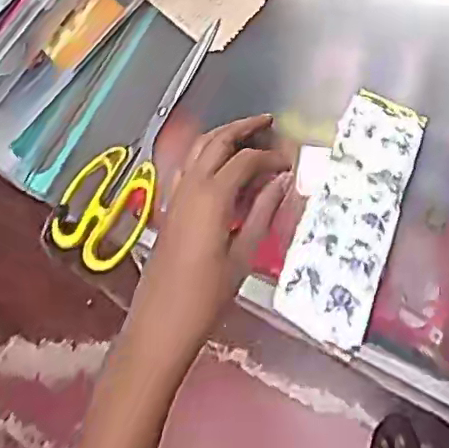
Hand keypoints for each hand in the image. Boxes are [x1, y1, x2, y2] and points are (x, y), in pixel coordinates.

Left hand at [123, 115, 292, 367]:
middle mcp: (191, 185)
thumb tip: (281, 181)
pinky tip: (219, 163)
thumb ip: (263, 212)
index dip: (270, 157)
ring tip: (246, 134)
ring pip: (199, 147)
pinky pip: (188, 164)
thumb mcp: (243, 255)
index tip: (288, 164)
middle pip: (217, 140)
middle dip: (243, 127)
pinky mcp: (169, 204)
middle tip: (267, 122)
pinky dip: (206, 152)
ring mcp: (176, 193)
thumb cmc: (206, 296)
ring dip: (222, 135)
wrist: (160, 325)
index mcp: (212, 195)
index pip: (246, 159)